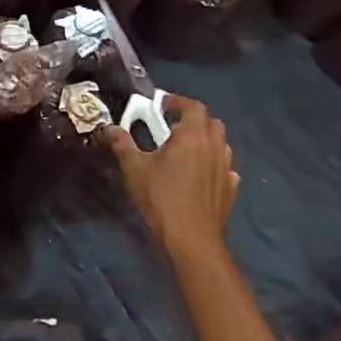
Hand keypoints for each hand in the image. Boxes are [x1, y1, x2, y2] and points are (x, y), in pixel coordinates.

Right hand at [104, 94, 239, 258]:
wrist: (192, 239)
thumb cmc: (162, 198)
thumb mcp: (135, 169)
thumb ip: (123, 145)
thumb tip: (110, 129)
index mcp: (193, 135)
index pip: (193, 106)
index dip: (179, 102)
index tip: (163, 105)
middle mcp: (214, 146)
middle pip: (210, 122)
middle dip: (193, 119)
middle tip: (173, 127)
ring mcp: (226, 167)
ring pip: (221, 143)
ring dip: (206, 140)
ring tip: (187, 150)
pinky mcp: (231, 187)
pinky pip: (225, 167)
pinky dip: (214, 164)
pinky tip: (202, 175)